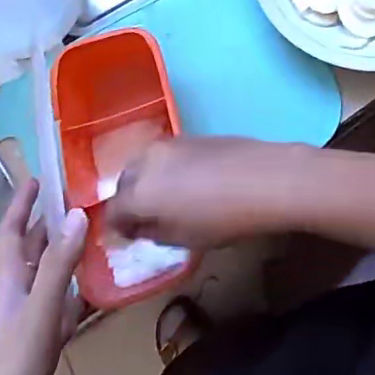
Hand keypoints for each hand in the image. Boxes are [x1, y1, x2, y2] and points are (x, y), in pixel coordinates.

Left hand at [0, 179, 86, 374]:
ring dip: (67, 256)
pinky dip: (80, 294)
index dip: (20, 205)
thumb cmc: (10, 374)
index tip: (36, 177)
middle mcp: (17, 298)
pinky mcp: (45, 348)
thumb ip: (57, 267)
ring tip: (96, 233)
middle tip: (78, 198)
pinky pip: (64, 309)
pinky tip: (99, 289)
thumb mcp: (36, 316)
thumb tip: (77, 213)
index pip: (10, 233)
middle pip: (30, 252)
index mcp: (6, 285)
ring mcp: (31, 324)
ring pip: (49, 278)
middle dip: (48, 223)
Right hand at [103, 136, 314, 248]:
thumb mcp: (183, 239)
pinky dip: (164, 168)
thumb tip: (140, 227)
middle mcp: (144, 162)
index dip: (117, 227)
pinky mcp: (188, 135)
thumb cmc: (221, 218)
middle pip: (124, 182)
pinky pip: (164, 154)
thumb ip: (153, 233)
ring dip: (146, 181)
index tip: (130, 237)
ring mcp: (167, 144)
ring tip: (166, 198)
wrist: (262, 178)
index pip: (112, 211)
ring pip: (143, 163)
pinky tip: (186, 181)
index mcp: (137, 193)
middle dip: (128, 200)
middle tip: (145, 219)